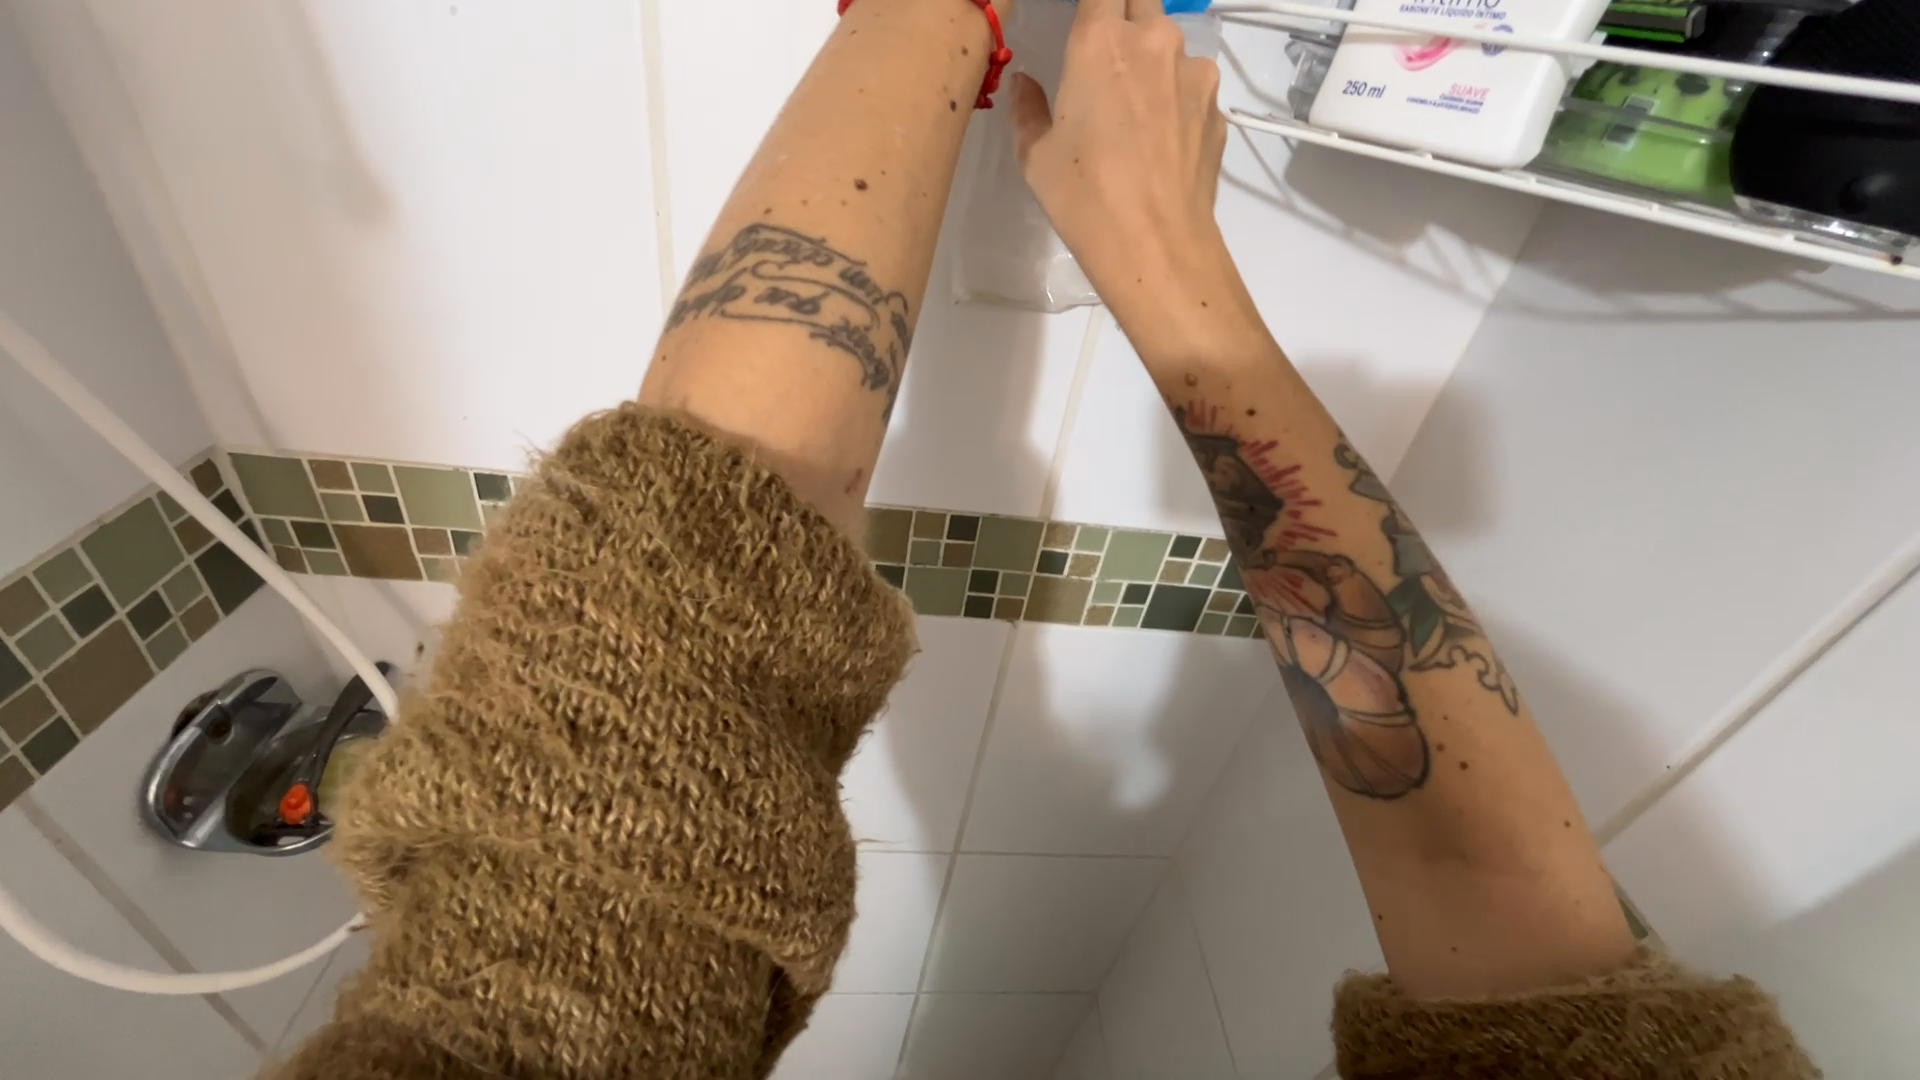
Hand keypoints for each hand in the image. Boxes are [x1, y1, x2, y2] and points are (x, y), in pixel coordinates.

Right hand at [1010, 0, 1233, 342]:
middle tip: (1106, 65)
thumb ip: (1027, 109)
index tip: (1084, 23)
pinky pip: (1192, 93)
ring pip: (1172, 50)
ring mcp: (1194, 74)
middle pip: (1141, 3)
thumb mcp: (1036, 158)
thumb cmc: (1085, 199)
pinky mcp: (1218, 111)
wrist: (1156, 247)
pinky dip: (1176, 107)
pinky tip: (1160, 149)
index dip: (1094, 4)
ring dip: (1153, 69)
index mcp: (1101, 41)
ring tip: (1135, 121)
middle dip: (1124, 22)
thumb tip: (1025, 84)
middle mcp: (1155, 41)